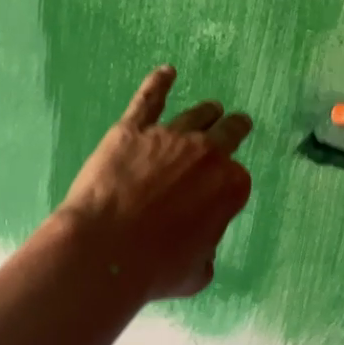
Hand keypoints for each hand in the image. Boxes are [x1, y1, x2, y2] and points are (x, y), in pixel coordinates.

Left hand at [54, 66, 254, 299]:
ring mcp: (170, 137)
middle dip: (233, 129)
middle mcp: (207, 154)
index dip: (226, 187)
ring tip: (211, 108)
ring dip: (207, 111)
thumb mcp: (197, 271)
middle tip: (237, 125)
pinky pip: (149, 99)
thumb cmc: (155, 268)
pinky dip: (159, 83)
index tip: (218, 193)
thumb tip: (197, 243)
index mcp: (230, 187)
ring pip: (196, 115)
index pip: (237, 179)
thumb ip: (205, 249)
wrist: (106, 250)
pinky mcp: (132, 130)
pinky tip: (166, 72)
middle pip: (228, 133)